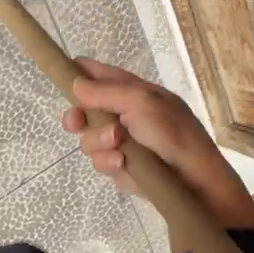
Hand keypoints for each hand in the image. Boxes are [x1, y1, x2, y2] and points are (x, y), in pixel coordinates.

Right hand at [59, 58, 208, 192]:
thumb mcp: (141, 102)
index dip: (78, 73)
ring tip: (120, 148)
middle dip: (77, 118)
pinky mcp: (117, 165)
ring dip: (99, 143)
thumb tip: (75, 83)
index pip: (98, 75)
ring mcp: (118, 141)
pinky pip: (98, 161)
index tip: (61, 76)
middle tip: (75, 123)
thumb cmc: (172, 132)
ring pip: (87, 140)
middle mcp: (121, 113)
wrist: (192, 178)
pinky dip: (108, 162)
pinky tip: (123, 164)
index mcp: (131, 91)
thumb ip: (106, 92)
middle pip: (82, 110)